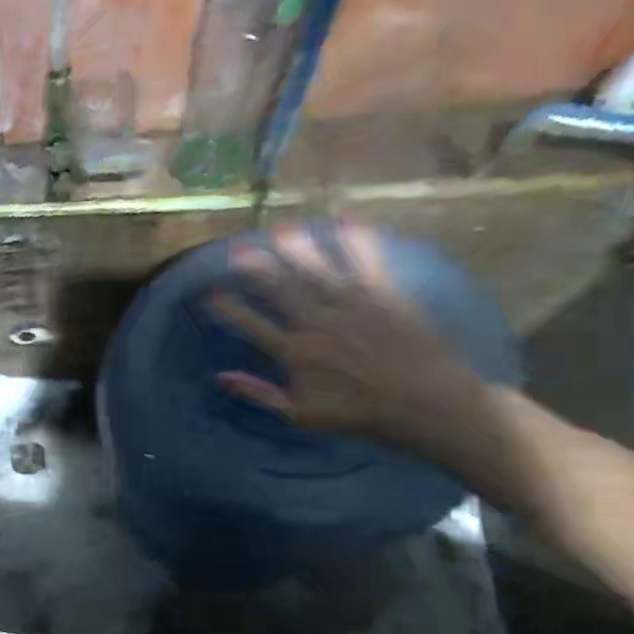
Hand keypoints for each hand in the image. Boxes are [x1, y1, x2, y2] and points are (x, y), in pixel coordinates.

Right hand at [209, 220, 494, 445]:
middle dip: (257, 268)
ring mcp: (351, 304)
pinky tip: (346, 218)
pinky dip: (356, 239)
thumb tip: (221, 377)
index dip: (229, 310)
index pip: (252, 326)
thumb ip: (259, 394)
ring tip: (280, 228)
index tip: (210, 294)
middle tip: (239, 249)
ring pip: (316, 269)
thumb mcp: (299, 415)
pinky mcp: (383, 293)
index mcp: (294, 352)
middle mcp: (317, 321)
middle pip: (281, 288)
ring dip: (297, 248)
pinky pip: (366, 260)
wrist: (422, 402)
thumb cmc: (357, 414)